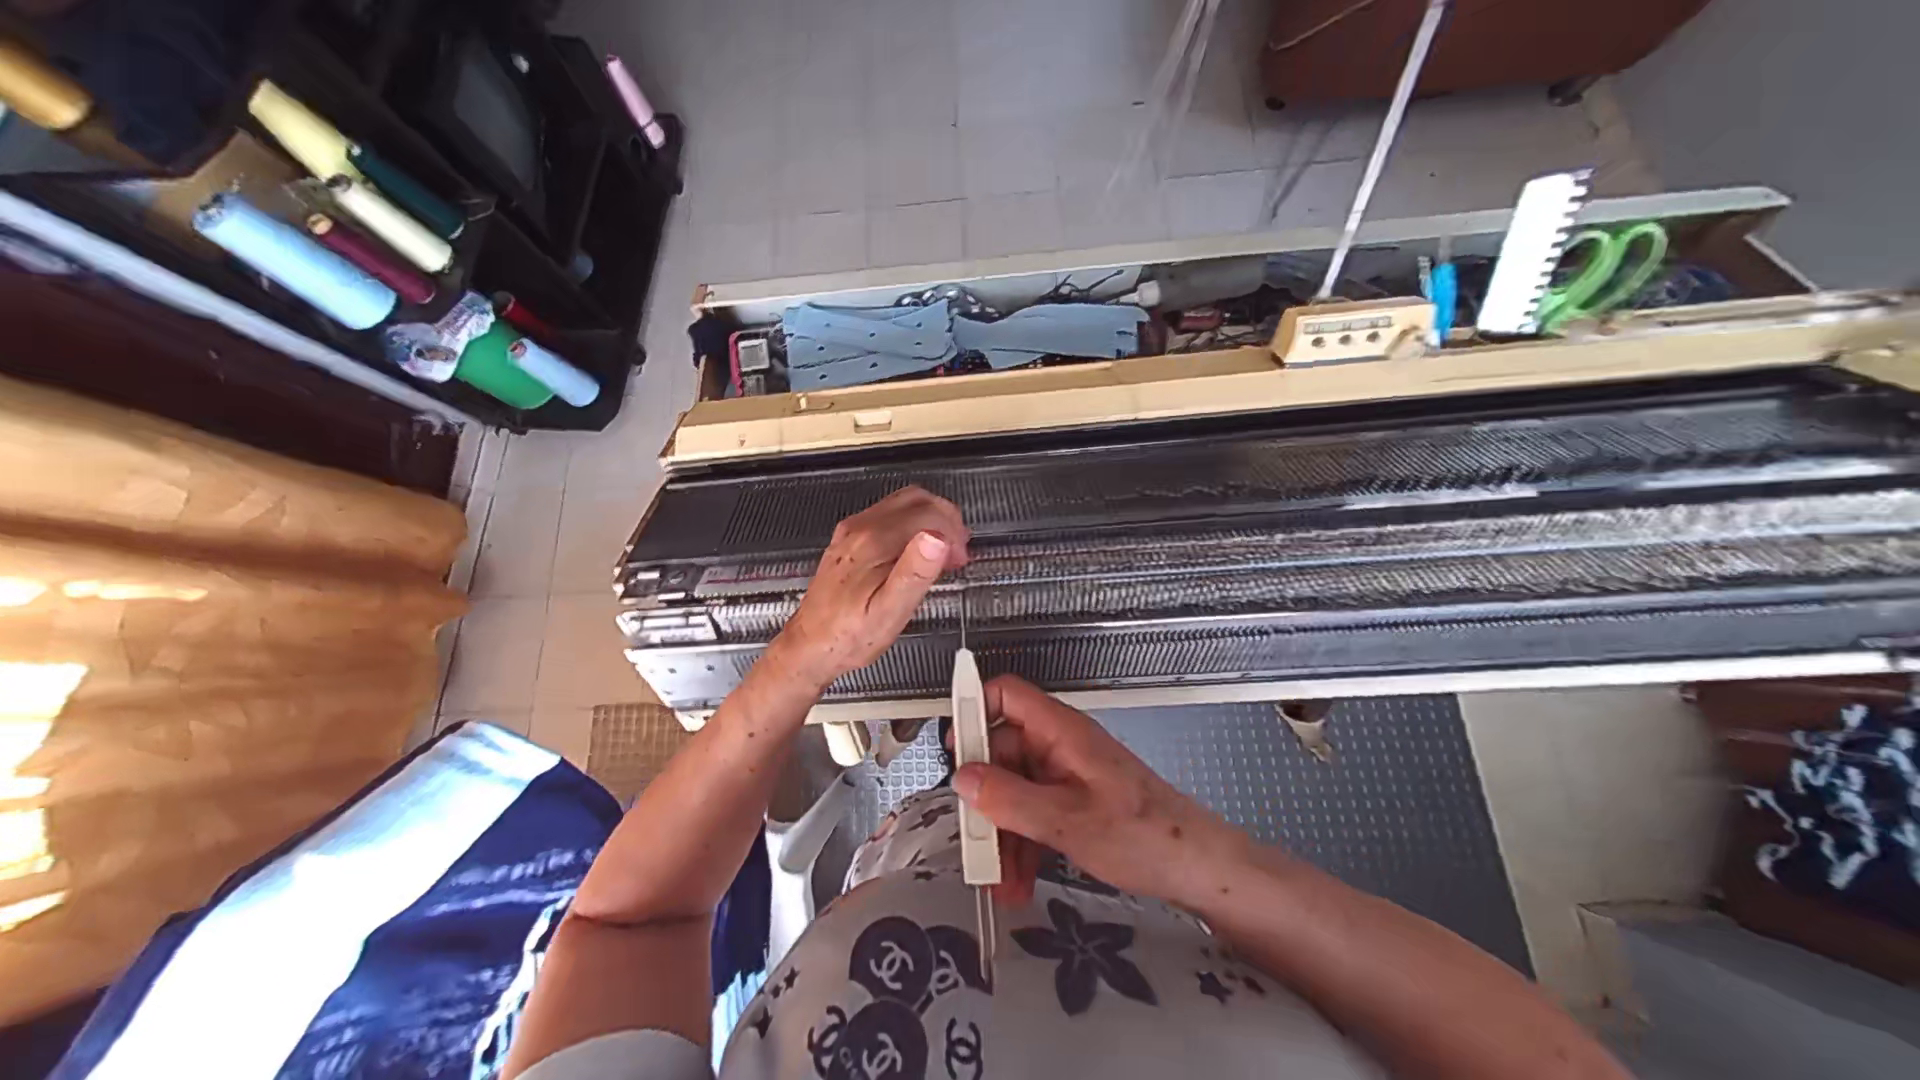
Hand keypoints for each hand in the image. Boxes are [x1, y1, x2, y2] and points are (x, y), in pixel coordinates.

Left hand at [771, 487, 969, 691]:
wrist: (809, 647)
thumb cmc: (847, 636)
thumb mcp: (890, 612)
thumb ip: (915, 572)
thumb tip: (937, 539)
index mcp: (873, 542)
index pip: (927, 514)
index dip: (952, 533)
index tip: (959, 558)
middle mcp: (860, 529)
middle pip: (916, 499)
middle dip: (946, 519)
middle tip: (958, 550)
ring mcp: (853, 532)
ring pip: (903, 503)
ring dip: (931, 520)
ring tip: (944, 551)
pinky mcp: (850, 540)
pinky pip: (889, 516)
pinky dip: (913, 525)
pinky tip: (918, 552)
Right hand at [953, 675, 1250, 909]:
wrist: (1197, 869)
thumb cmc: (1145, 835)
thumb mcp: (1068, 821)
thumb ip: (1010, 798)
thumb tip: (963, 778)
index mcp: (1061, 731)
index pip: (1006, 694)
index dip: (974, 710)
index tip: (951, 748)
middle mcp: (1058, 746)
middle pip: (1000, 754)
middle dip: (983, 800)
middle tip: (975, 841)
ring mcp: (1064, 775)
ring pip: (1012, 791)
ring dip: (1000, 836)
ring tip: (999, 881)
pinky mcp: (1070, 802)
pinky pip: (1030, 814)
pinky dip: (1020, 845)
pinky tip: (1018, 882)